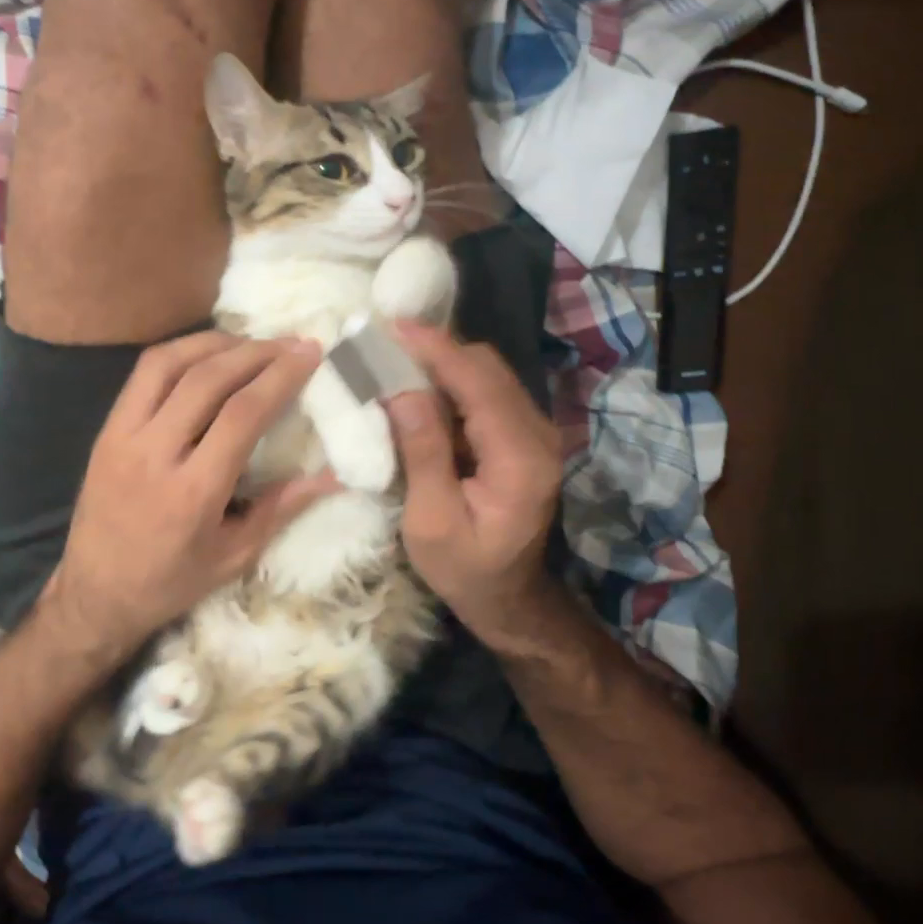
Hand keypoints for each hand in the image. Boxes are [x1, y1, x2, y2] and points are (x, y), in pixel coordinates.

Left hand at [41, 332, 336, 666]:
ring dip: (214, 343)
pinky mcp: (105, 431)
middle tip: (290, 342)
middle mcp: (155, 454)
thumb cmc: (170, 582)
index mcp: (193, 492)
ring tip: (250, 343)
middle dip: (256, 352)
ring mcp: (123, 438)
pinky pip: (141, 377)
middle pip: (208, 379)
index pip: (242, 414)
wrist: (95, 593)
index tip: (310, 355)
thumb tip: (332, 475)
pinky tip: (205, 356)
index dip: (280, 377)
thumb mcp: (233, 557)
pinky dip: (178, 355)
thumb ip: (280, 509)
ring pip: (168, 365)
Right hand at [383, 322, 563, 645]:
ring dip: (443, 363)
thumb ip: (423, 452)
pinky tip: (418, 385)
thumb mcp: (431, 520)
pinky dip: (452, 382)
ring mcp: (535, 434)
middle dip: (437, 349)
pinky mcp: (522, 439)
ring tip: (394, 357)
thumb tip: (403, 390)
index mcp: (520, 457)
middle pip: (488, 369)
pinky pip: (486, 394)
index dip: (436, 350)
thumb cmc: (463, 567)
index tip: (393, 327)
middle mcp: (538, 435)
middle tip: (384, 341)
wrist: (507, 596)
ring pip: (488, 376)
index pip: (479, 383)